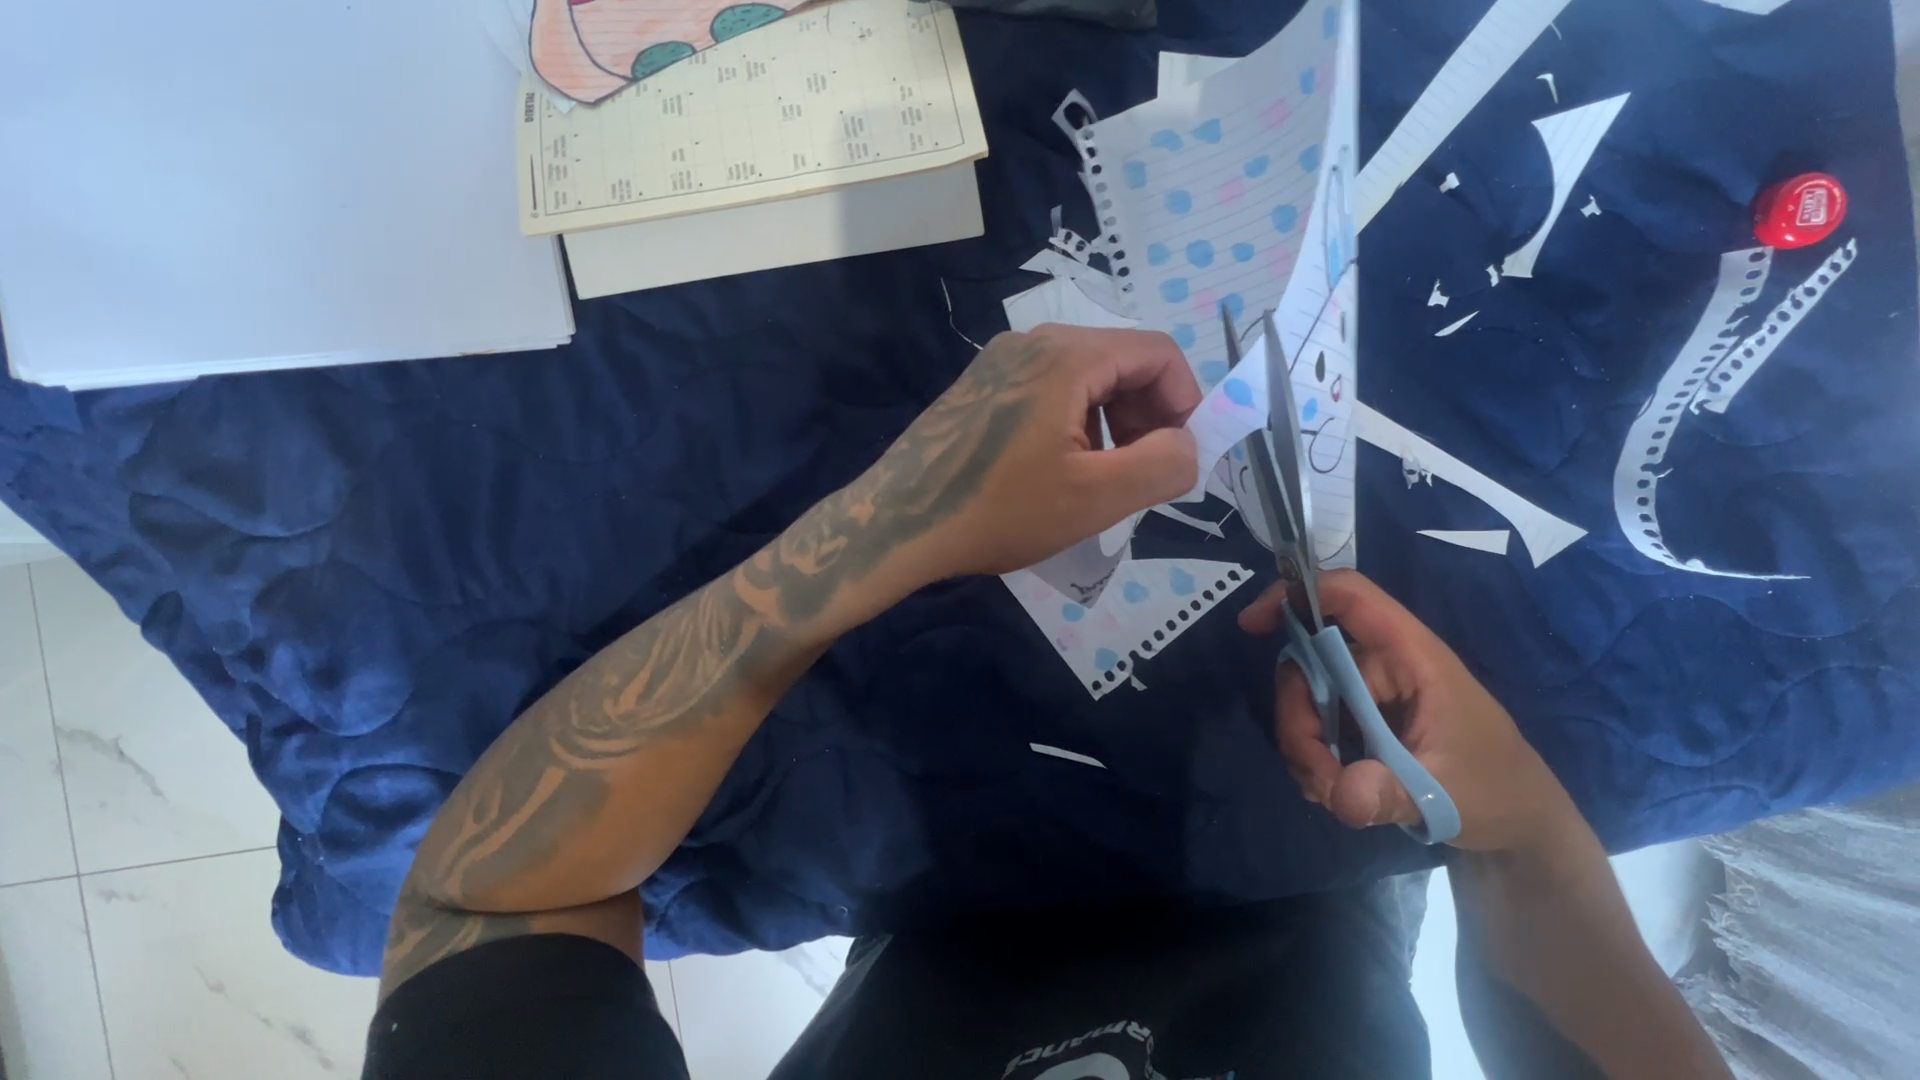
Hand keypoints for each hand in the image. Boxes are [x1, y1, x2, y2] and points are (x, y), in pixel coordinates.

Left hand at [741, 324, 1199, 635]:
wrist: (897, 524)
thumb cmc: (999, 510)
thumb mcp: (1096, 497)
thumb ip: (1164, 465)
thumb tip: (1187, 444)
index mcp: (1067, 356)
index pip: (1158, 352)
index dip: (1186, 401)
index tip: (1181, 454)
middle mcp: (1032, 343)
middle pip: (1120, 361)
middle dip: (1148, 415)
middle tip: (1143, 474)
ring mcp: (998, 362)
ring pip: (1084, 379)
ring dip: (1112, 423)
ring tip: (1102, 480)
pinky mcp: (978, 386)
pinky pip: (1047, 391)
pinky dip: (1073, 423)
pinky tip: (1058, 472)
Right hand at [1238, 569, 1581, 852]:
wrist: (1521, 825)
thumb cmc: (1498, 791)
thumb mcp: (1449, 796)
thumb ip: (1393, 793)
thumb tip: (1341, 795)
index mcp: (1413, 656)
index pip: (1352, 598)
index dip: (1297, 595)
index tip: (1252, 624)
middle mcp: (1384, 665)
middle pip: (1310, 664)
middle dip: (1299, 721)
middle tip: (1317, 778)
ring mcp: (1369, 694)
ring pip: (1306, 699)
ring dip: (1303, 747)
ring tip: (1330, 793)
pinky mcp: (1362, 721)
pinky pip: (1316, 724)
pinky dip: (1312, 757)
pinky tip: (1333, 791)